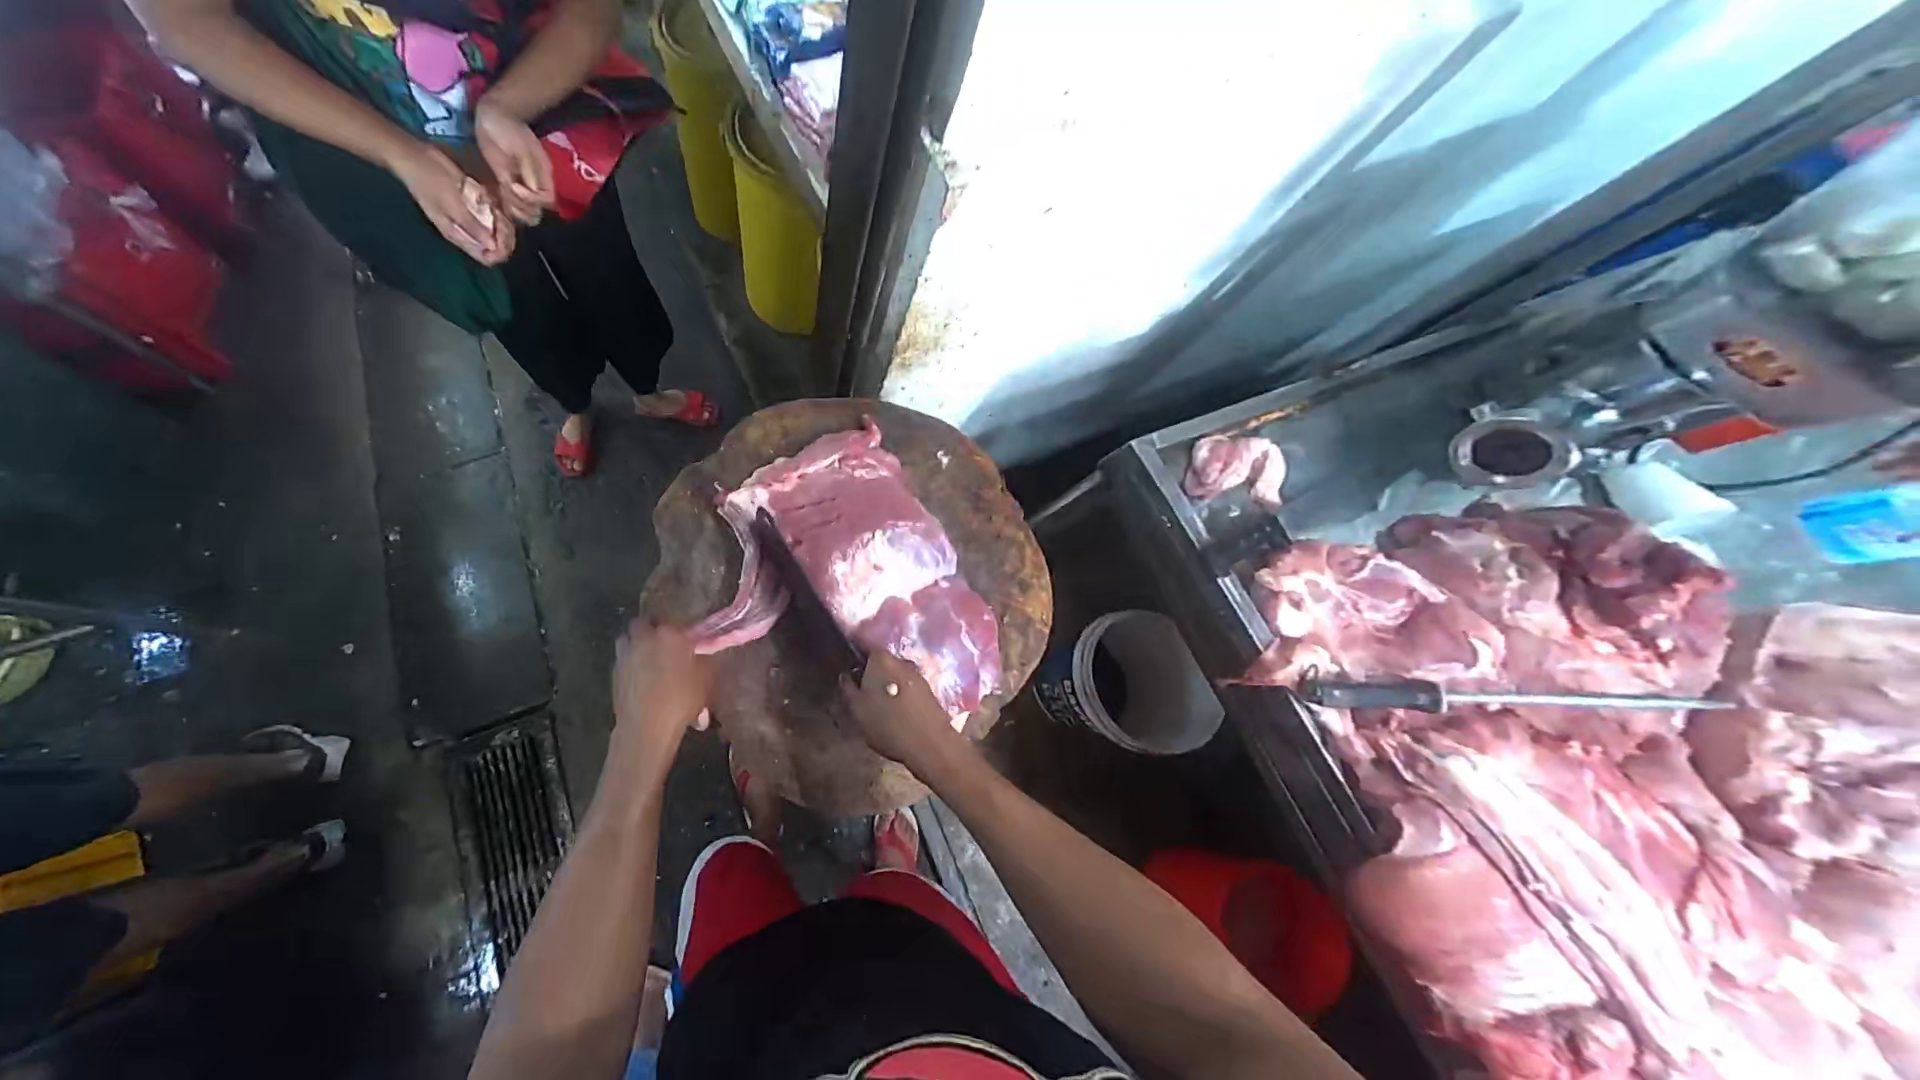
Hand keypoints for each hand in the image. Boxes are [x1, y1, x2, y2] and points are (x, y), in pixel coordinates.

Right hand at [389, 140, 514, 263]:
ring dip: (504, 227)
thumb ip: (471, 225)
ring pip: (497, 236)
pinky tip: (496, 206)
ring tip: (498, 211)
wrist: (412, 156)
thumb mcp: (451, 203)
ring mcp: (468, 221)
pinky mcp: (471, 209)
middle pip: (496, 249)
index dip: (500, 250)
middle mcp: (465, 233)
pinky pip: (493, 221)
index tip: (501, 233)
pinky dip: (499, 217)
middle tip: (502, 219)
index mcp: (458, 236)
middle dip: (505, 237)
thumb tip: (492, 247)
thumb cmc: (430, 179)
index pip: (487, 258)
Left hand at [475, 98, 554, 225]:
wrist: (493, 116)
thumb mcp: (520, 147)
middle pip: (537, 208)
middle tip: (506, 192)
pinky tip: (496, 198)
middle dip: (523, 206)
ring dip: (514, 208)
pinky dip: (505, 204)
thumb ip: (528, 168)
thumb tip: (534, 189)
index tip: (514, 186)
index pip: (547, 199)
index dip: (533, 199)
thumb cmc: (508, 128)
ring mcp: (520, 184)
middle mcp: (535, 184)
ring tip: (501, 195)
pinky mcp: (505, 181)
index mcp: (543, 176)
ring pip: (525, 209)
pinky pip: (510, 201)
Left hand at [612, 620, 710, 747]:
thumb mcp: (707, 677)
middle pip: (642, 623)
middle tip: (664, 643)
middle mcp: (644, 638)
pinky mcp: (614, 672)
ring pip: (627, 638)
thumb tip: (708, 650)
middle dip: (651, 629)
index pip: (673, 619)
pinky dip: (630, 662)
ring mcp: (625, 655)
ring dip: (636, 643)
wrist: (647, 726)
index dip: (678, 628)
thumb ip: (708, 658)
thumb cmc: (682, 699)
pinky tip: (641, 677)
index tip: (685, 638)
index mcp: (670, 634)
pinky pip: (622, 659)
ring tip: (649, 657)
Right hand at [840, 652, 966, 778]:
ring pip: (895, 674)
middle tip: (861, 689)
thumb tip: (845, 674)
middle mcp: (902, 660)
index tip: (848, 663)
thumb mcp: (857, 709)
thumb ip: (848, 688)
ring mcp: (918, 674)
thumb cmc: (887, 723)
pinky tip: (896, 710)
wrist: (929, 743)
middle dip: (871, 671)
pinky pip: (907, 685)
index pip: (865, 645)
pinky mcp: (929, 689)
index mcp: (881, 659)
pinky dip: (899, 692)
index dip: (855, 652)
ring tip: (878, 703)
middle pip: (882, 660)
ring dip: (887, 683)